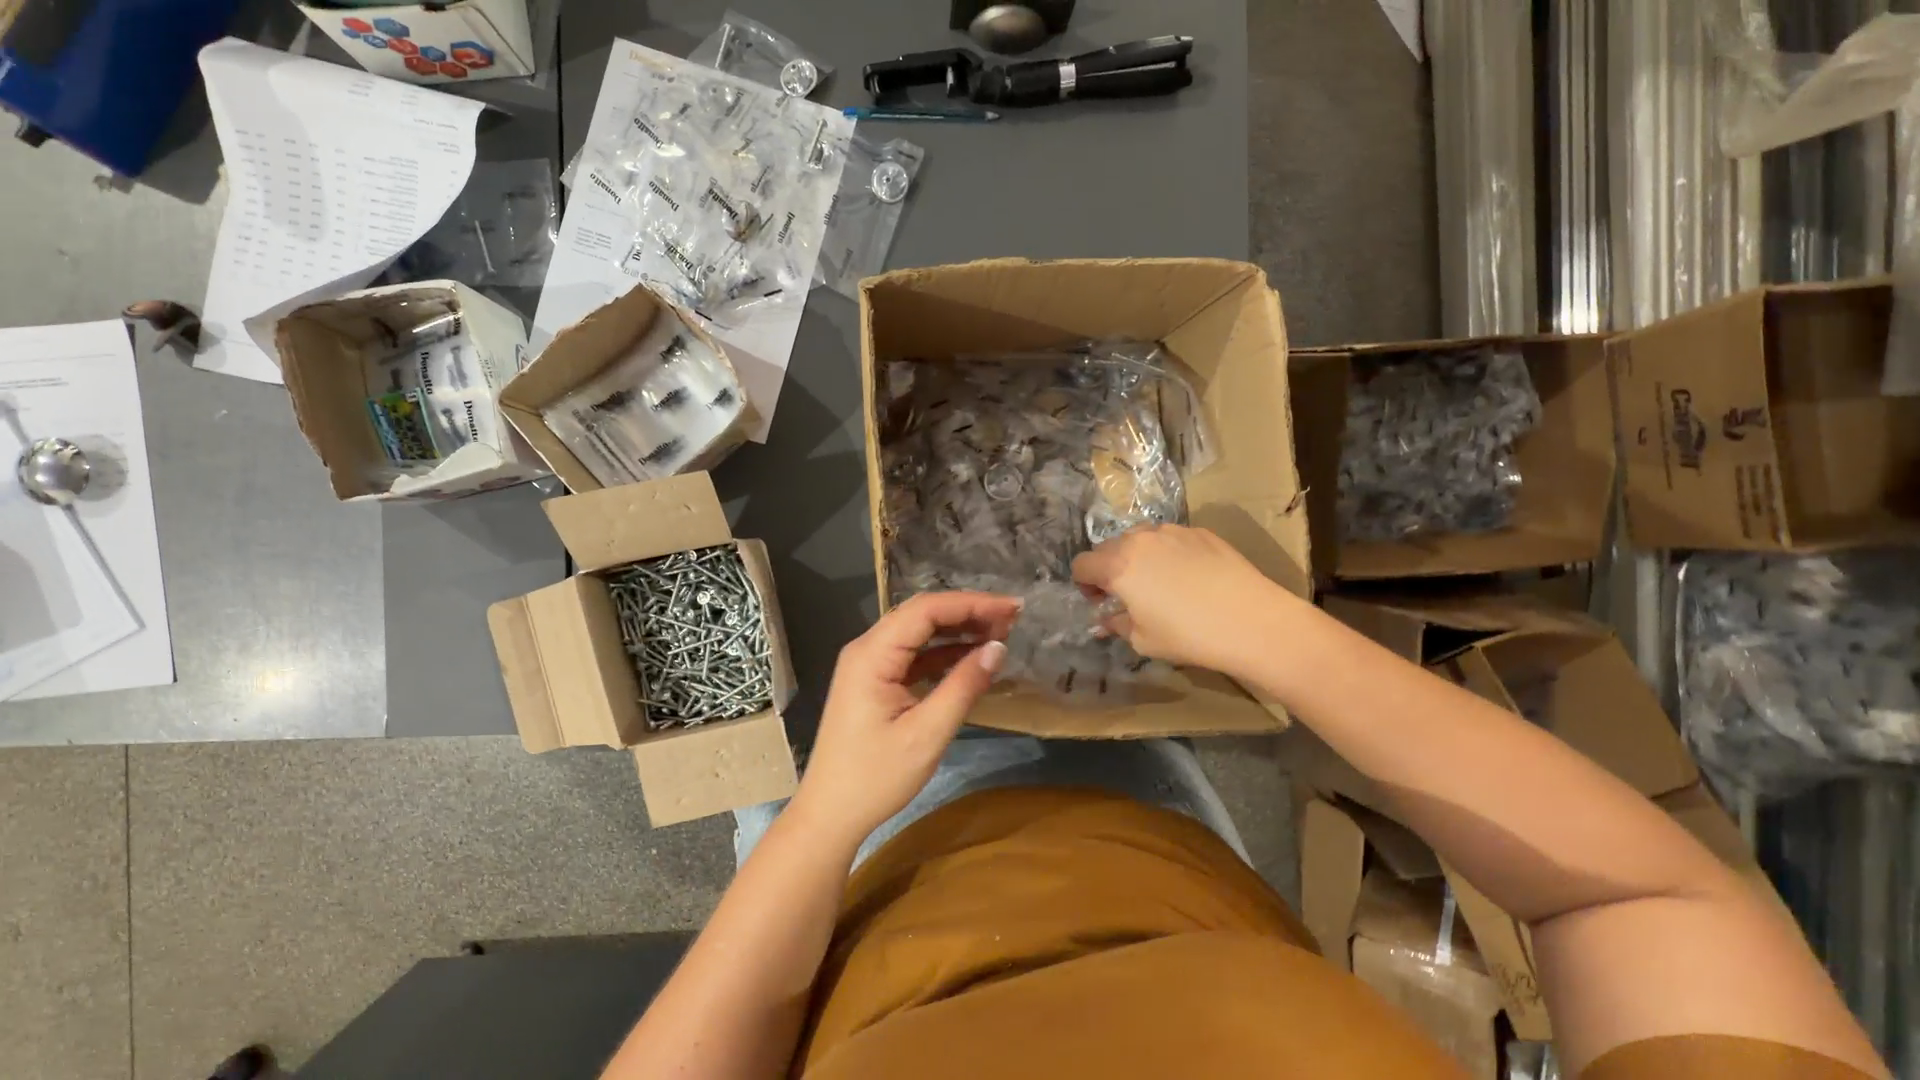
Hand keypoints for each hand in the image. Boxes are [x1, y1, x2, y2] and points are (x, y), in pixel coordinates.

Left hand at [791, 592, 1019, 841]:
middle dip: (967, 612)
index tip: (1013, 608)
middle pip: (921, 615)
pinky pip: (912, 656)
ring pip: (917, 633)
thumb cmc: (876, 777)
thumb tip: (998, 648)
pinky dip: (943, 653)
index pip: (926, 610)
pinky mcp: (873, 683)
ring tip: (1000, 634)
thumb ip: (963, 686)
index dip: (972, 603)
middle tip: (1012, 619)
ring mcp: (868, 666)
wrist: (830, 813)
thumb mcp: (927, 734)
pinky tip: (972, 659)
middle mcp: (866, 650)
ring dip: (957, 631)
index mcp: (872, 655)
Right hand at [1072, 524, 1297, 673]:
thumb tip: (1107, 619)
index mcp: (1118, 565)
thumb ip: (1117, 624)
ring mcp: (1173, 531)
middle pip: (1109, 547)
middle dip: (1110, 569)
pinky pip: (1171, 539)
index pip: (1082, 564)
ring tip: (1159, 583)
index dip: (1085, 584)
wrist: (1252, 620)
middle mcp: (1140, 539)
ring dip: (1139, 558)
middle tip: (1127, 595)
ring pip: (1141, 538)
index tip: (1101, 602)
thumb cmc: (1189, 635)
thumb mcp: (1143, 640)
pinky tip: (1190, 579)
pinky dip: (1169, 554)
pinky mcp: (1201, 532)